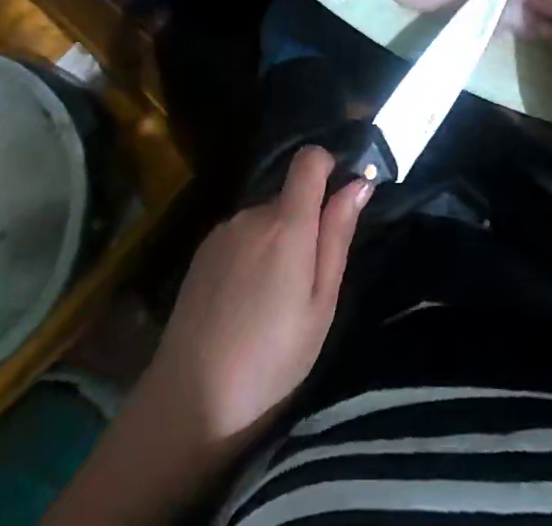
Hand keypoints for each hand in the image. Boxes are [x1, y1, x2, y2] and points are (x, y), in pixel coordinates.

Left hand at [139, 148, 369, 448]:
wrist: (194, 390)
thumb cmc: (274, 355)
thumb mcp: (321, 303)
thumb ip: (337, 236)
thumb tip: (357, 184)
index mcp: (285, 224)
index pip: (308, 160)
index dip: (329, 167)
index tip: (340, 200)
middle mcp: (250, 215)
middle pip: (288, 197)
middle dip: (305, 225)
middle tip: (309, 284)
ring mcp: (222, 230)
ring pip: (264, 220)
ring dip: (277, 243)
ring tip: (275, 302)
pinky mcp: (202, 249)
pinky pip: (240, 236)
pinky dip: (252, 254)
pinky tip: (245, 301)